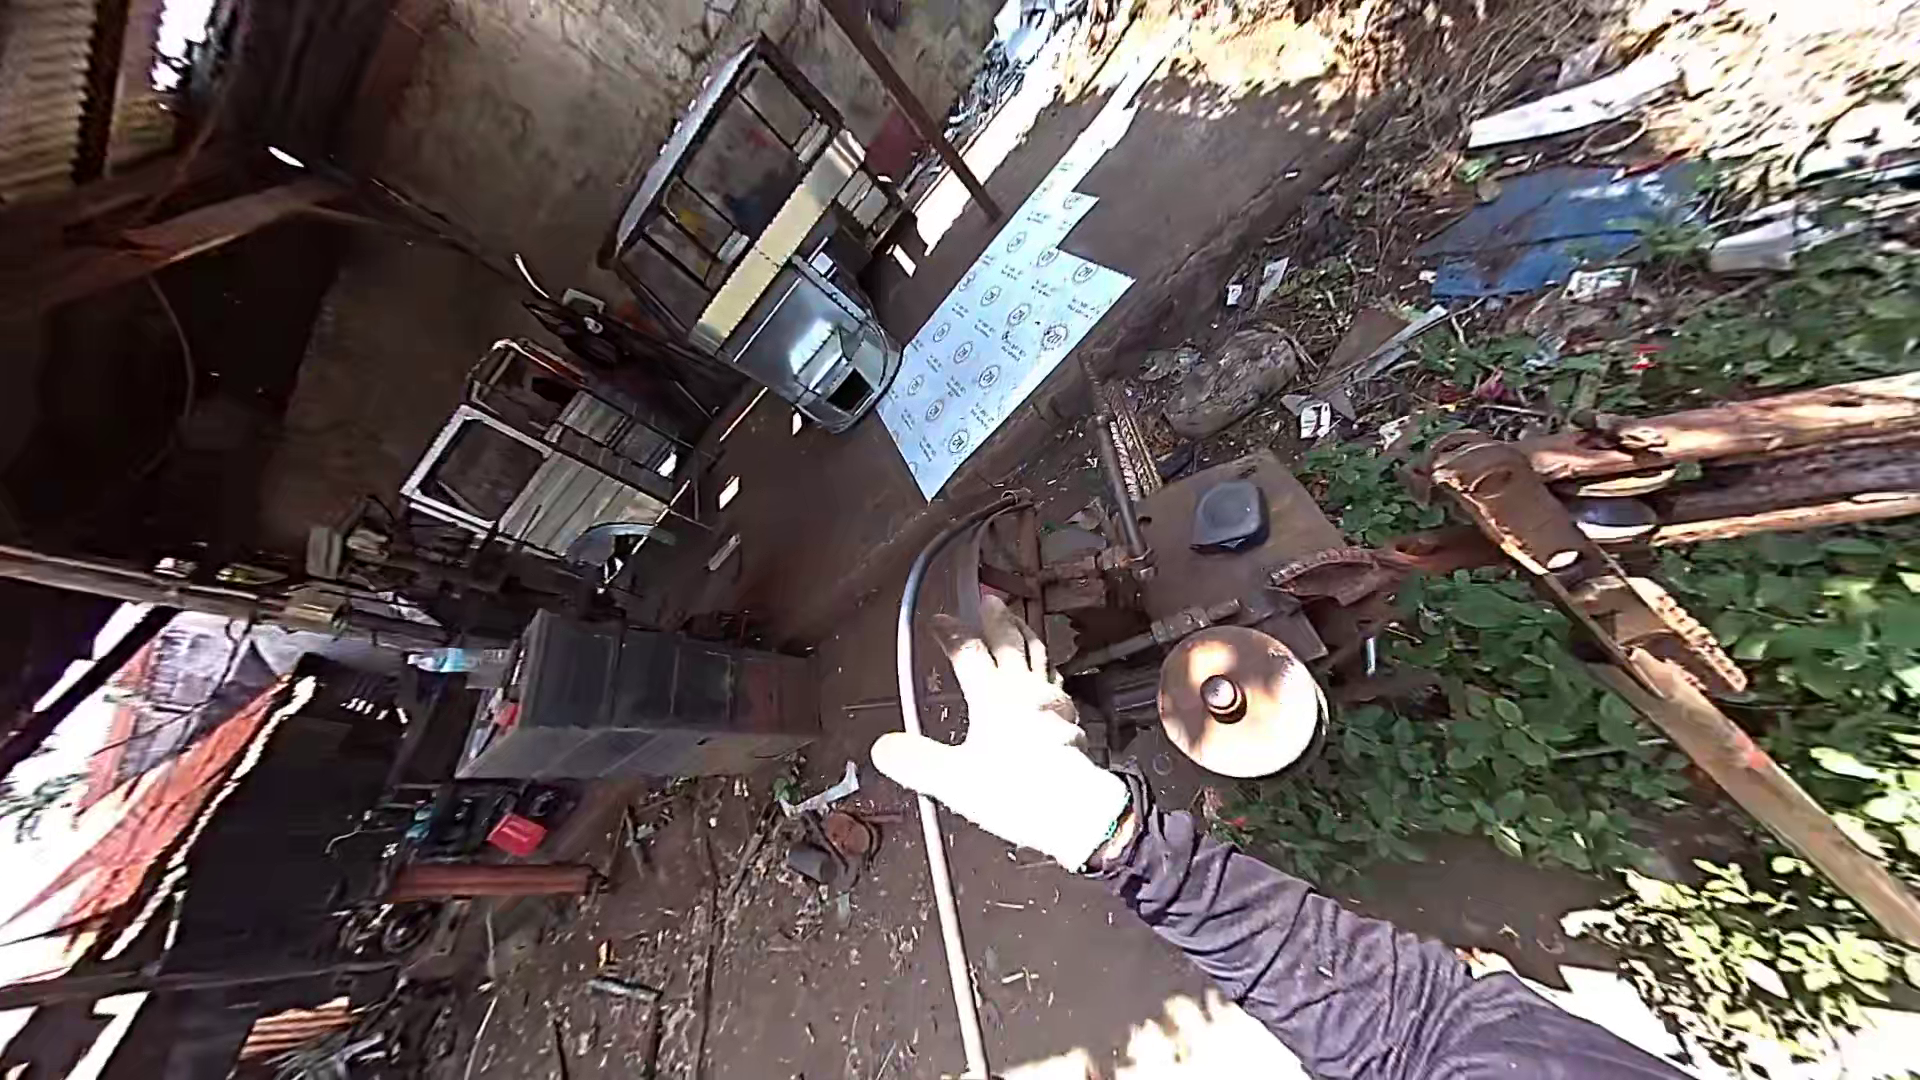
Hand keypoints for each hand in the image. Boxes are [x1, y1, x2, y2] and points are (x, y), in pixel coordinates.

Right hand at [871, 595, 1130, 869]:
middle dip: (996, 618)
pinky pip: (1054, 677)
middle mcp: (1022, 687)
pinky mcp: (1068, 714)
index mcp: (992, 694)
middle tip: (989, 599)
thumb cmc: (1014, 790)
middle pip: (1009, 640)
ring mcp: (1050, 698)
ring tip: (1017, 621)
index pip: (967, 651)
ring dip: (1024, 632)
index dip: (951, 632)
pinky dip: (1044, 665)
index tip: (938, 620)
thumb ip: (916, 761)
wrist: (1074, 809)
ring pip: (1037, 652)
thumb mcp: (954, 780)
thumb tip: (883, 746)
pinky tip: (1045, 672)